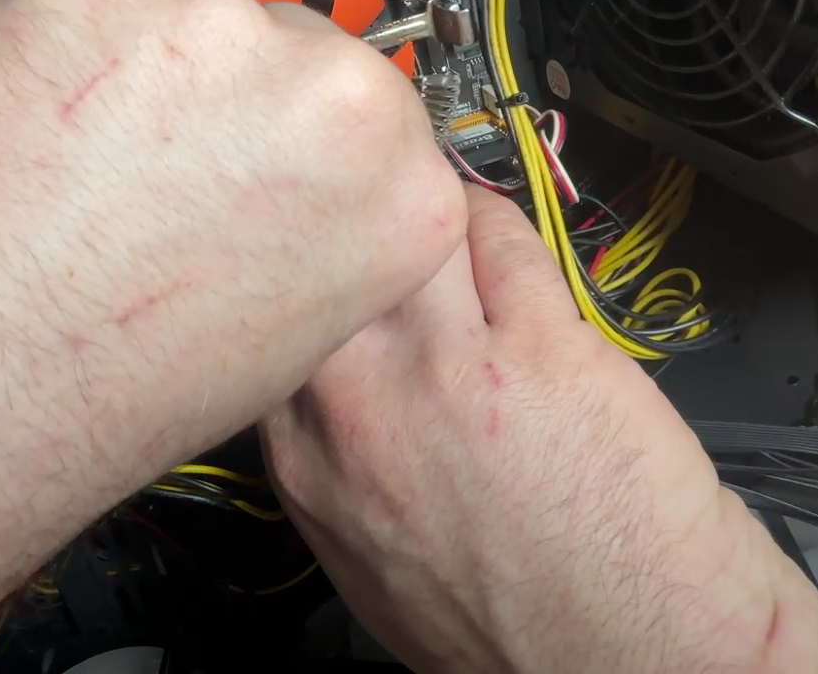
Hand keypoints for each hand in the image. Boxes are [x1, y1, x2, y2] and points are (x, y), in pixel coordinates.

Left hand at [0, 0, 464, 654]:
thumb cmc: (116, 378)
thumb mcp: (287, 319)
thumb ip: (319, 212)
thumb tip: (294, 152)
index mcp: (399, 188)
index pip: (365, 108)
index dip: (290, 129)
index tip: (251, 144)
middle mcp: (328, 91)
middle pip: (281, 43)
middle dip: (225, 91)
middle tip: (160, 158)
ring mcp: (210, 27)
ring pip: (186, 18)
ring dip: (144, 70)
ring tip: (87, 162)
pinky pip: (97, 6)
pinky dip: (67, 51)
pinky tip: (39, 131)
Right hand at [261, 187, 817, 673]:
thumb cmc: (501, 623)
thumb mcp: (357, 549)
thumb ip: (319, 448)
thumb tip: (313, 370)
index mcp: (307, 453)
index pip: (277, 312)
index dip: (306, 268)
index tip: (323, 249)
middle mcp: (360, 399)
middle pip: (328, 254)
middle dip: (342, 218)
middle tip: (363, 195)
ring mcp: (447, 367)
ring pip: (406, 225)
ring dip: (421, 205)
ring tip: (436, 211)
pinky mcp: (540, 350)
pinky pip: (497, 236)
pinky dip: (494, 222)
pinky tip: (496, 234)